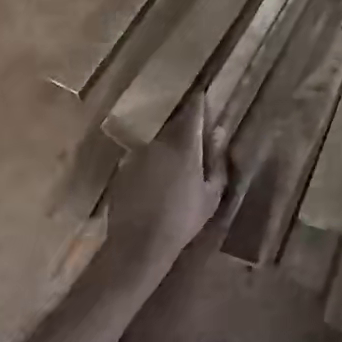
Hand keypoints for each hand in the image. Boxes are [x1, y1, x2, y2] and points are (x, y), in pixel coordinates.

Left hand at [105, 97, 227, 267]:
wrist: (138, 245)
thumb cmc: (184, 219)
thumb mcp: (212, 193)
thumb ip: (217, 159)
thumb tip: (219, 132)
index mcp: (185, 146)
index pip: (193, 113)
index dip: (199, 103)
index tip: (204, 96)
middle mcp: (159, 144)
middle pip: (175, 127)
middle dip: (186, 129)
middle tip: (196, 141)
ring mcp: (137, 156)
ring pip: (158, 144)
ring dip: (169, 148)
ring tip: (177, 169)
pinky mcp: (122, 171)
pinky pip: (143, 160)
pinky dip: (152, 165)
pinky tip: (157, 185)